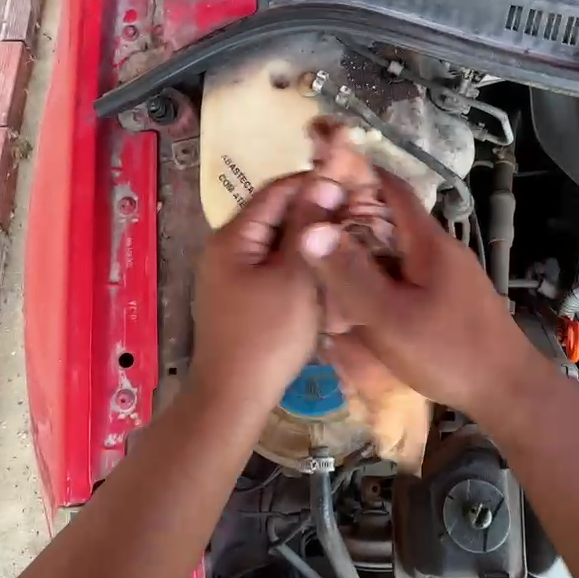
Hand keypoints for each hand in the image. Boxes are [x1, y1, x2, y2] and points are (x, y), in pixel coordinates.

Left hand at [191, 172, 345, 408]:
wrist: (233, 397)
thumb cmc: (268, 335)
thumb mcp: (296, 277)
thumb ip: (308, 226)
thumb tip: (323, 180)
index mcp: (232, 236)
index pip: (276, 190)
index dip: (313, 181)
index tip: (351, 181)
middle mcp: (224, 247)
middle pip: (272, 213)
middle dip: (312, 209)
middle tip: (354, 210)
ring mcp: (227, 273)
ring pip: (272, 240)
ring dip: (306, 235)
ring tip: (344, 235)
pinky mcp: (236, 294)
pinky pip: (268, 263)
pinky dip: (294, 259)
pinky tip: (322, 266)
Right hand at [297, 171, 544, 416]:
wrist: (510, 393)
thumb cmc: (448, 352)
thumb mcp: (389, 317)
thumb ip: (349, 275)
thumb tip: (310, 228)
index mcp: (428, 242)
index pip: (391, 188)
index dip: (356, 175)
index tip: (319, 177)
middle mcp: (441, 249)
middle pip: (390, 220)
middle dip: (351, 219)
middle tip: (308, 230)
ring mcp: (449, 275)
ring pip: (397, 251)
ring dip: (364, 253)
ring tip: (325, 266)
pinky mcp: (450, 299)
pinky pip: (406, 276)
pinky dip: (380, 278)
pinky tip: (359, 301)